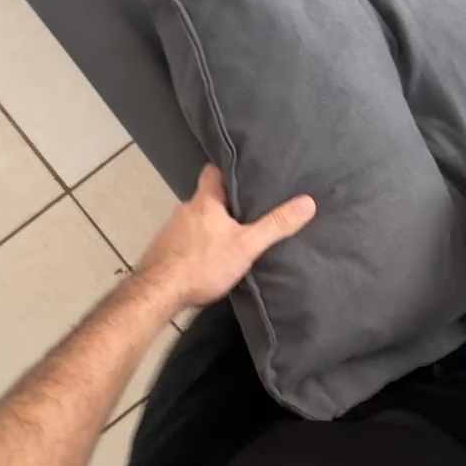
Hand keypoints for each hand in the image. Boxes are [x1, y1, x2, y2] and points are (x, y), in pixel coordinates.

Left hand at [135, 164, 315, 311]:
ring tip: (230, 235)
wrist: (157, 295)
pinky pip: (184, 240)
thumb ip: (276, 225)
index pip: (212, 171)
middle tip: (247, 208)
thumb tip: (308, 202)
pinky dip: (196, 244)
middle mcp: (184, 210)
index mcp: (205, 201)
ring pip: (195, 220)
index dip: (227, 170)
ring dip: (210, 225)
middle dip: (224, 203)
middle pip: (206, 197)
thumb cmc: (203, 264)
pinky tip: (207, 258)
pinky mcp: (163, 251)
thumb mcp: (247, 245)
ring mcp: (170, 231)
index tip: (244, 172)